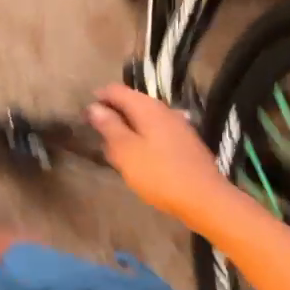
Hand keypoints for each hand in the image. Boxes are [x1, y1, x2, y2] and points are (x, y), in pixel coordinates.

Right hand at [87, 85, 232, 224]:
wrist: (205, 199)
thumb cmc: (160, 174)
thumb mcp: (126, 151)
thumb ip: (109, 126)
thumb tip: (94, 107)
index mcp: (147, 107)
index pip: (116, 90)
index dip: (98, 99)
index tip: (85, 117)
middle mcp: (163, 109)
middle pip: (132, 102)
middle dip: (113, 114)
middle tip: (97, 134)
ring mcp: (177, 125)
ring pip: (144, 118)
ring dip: (128, 128)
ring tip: (115, 148)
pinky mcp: (185, 142)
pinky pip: (157, 131)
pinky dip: (143, 138)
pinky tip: (140, 157)